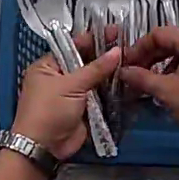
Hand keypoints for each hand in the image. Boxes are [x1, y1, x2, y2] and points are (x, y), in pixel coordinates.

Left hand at [10, 34, 122, 159]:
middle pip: (86, 62)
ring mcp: (73, 94)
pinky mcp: (84, 109)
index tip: (116, 31)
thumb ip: (96, 69)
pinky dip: (112, 90)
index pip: (73, 46)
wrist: (44, 147)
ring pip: (95, 79)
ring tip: (134, 61)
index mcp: (48, 66)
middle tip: (130, 46)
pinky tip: (129, 81)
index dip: (94, 38)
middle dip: (105, 56)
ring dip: (111, 73)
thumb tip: (117, 51)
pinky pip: (100, 96)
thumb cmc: (49, 110)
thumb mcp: (71, 85)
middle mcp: (60, 77)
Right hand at [118, 26, 178, 155]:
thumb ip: (141, 78)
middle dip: (148, 58)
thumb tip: (123, 71)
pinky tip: (166, 89)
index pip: (159, 34)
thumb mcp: (166, 91)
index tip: (125, 65)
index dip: (138, 48)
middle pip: (170, 42)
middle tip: (132, 74)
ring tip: (146, 84)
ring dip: (160, 67)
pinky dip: (175, 73)